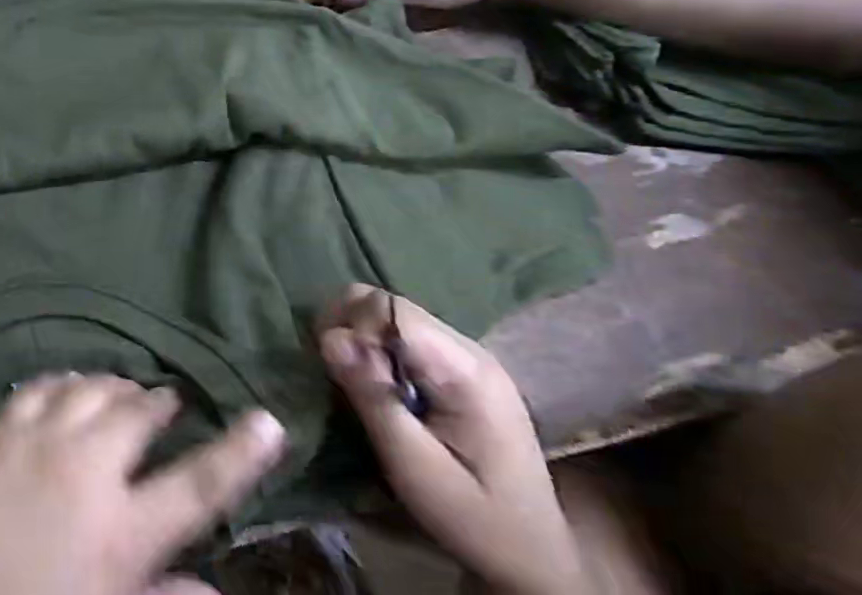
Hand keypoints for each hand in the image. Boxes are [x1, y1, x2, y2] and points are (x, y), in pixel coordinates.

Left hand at [0, 373, 286, 594]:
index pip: (197, 484)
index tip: (267, 419)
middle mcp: (83, 470)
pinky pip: (38, 387)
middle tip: (170, 403)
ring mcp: (34, 442)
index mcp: (120, 530)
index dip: (239, 451)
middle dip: (160, 403)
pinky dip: (62, 381)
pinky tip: (69, 385)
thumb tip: (215, 590)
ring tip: (126, 391)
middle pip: (137, 415)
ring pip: (89, 389)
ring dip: (114, 386)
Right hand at [318, 286, 587, 594]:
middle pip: (388, 305)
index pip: (389, 309)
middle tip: (336, 375)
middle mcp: (468, 349)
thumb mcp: (415, 467)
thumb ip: (373, 397)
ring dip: (362, 342)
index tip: (332, 366)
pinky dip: (378, 353)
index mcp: (464, 369)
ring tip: (355, 386)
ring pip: (391, 317)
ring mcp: (466, 356)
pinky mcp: (459, 369)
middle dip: (349, 329)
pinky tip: (379, 390)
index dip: (350, 325)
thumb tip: (329, 337)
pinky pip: (403, 337)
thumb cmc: (473, 518)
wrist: (532, 557)